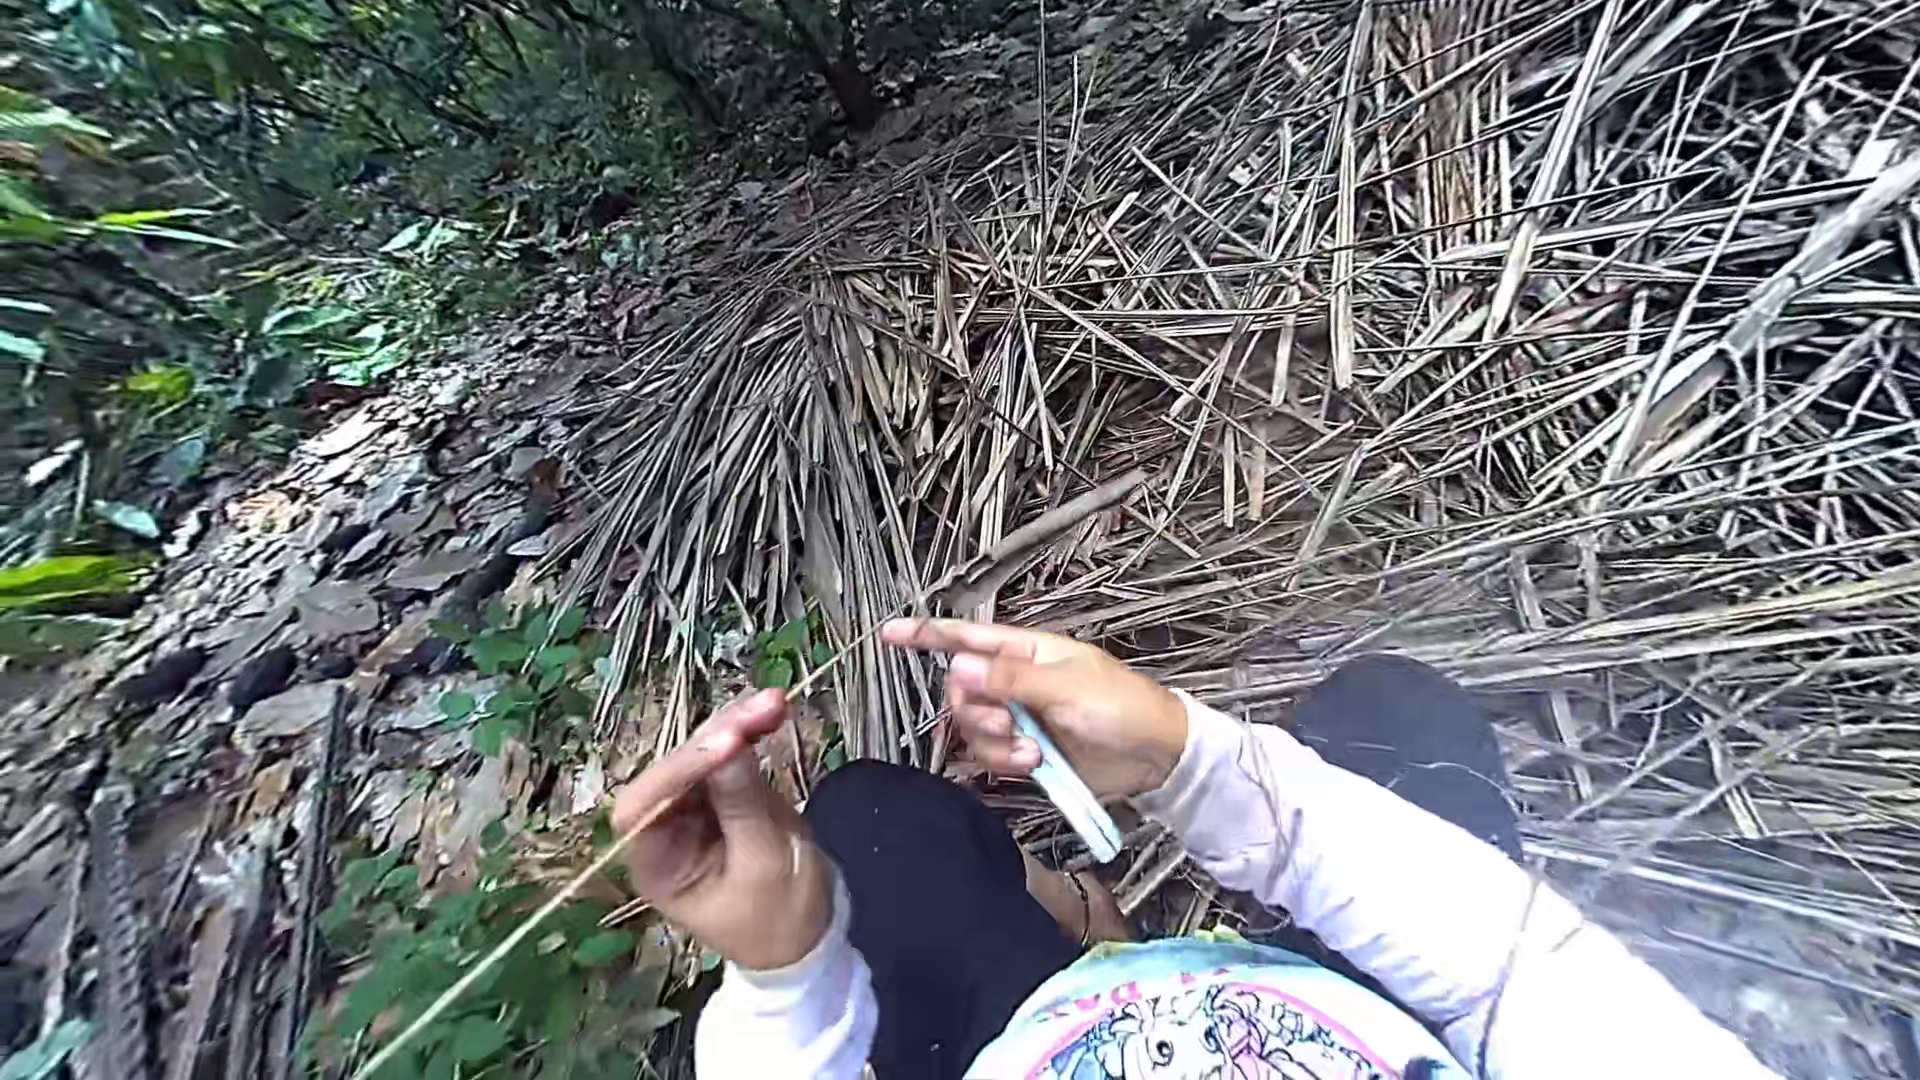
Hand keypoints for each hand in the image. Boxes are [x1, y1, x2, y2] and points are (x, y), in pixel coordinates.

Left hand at [611, 689, 831, 970]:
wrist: (810, 930)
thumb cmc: (781, 913)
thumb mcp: (764, 861)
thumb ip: (743, 802)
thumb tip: (730, 744)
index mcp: (659, 862)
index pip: (645, 807)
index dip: (679, 770)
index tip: (730, 745)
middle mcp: (669, 827)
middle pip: (678, 767)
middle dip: (719, 734)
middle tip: (767, 706)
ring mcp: (699, 805)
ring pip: (706, 750)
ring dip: (739, 722)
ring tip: (775, 702)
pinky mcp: (728, 790)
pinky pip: (733, 751)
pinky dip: (752, 729)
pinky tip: (772, 712)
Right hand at [880, 618, 1187, 799]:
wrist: (1155, 757)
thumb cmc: (1121, 705)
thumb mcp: (1067, 686)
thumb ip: (1011, 678)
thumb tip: (958, 664)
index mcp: (1025, 651)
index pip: (967, 637)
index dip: (927, 634)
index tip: (889, 634)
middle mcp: (1013, 681)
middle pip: (961, 690)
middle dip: (974, 711)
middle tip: (1007, 724)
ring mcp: (1018, 717)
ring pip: (972, 727)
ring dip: (993, 742)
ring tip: (1029, 750)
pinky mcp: (1023, 751)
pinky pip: (989, 756)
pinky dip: (1003, 763)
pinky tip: (1033, 764)